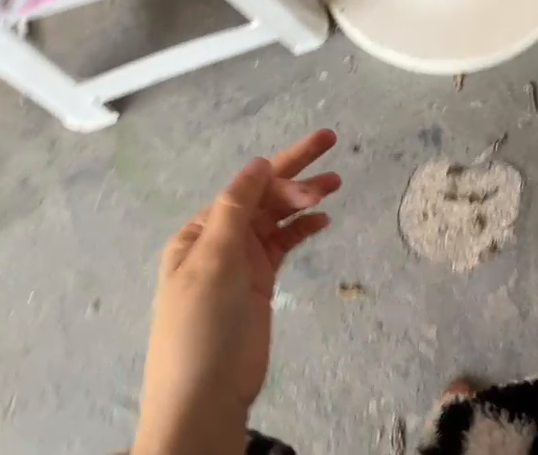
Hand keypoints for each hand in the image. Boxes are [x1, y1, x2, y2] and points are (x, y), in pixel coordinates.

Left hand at [134, 130, 339, 454]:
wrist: (205, 398)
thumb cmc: (202, 327)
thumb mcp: (213, 263)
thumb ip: (235, 210)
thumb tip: (258, 164)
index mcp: (199, 233)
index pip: (245, 188)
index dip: (280, 173)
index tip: (314, 176)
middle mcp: (220, 241)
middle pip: (263, 195)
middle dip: (295, 169)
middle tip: (330, 139)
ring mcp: (242, 262)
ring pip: (277, 216)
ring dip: (304, 197)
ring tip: (338, 181)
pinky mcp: (260, 281)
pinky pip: (284, 242)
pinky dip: (302, 228)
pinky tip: (323, 219)